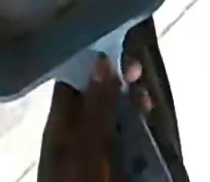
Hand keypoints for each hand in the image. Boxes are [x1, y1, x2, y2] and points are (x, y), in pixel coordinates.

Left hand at [37, 56, 156, 181]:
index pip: (71, 81)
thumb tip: (101, 59)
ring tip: (147, 98)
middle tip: (138, 70)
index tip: (115, 41)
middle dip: (119, 79)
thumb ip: (95, 107)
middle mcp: (75, 137)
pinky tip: (150, 117)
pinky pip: (127, 135)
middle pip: (97, 95)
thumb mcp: (87, 150)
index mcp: (58, 129)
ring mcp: (95, 153)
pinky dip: (139, 123)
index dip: (91, 59)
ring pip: (114, 113)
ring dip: (132, 100)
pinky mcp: (114, 167)